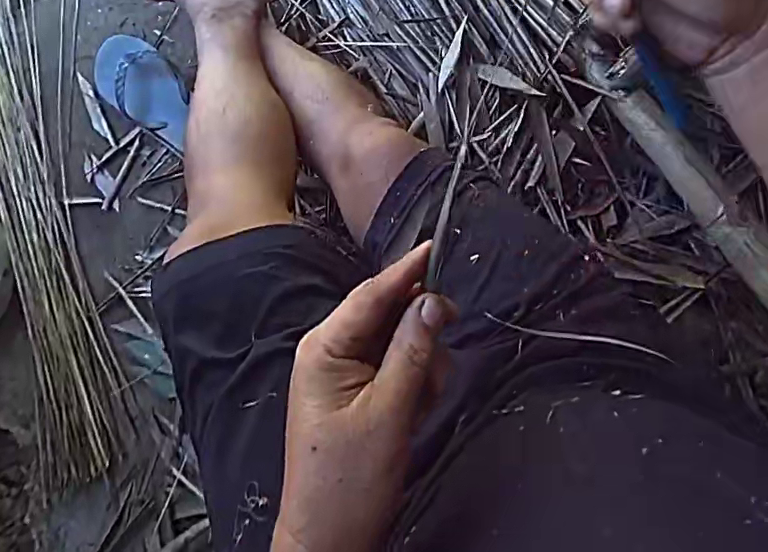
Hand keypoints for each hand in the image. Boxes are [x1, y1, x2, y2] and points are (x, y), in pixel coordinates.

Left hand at [272, 243, 455, 551]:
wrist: (328, 542)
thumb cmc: (349, 483)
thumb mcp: (389, 413)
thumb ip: (413, 350)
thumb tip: (434, 299)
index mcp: (324, 347)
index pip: (371, 293)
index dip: (407, 270)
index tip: (435, 246)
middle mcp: (330, 349)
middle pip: (387, 313)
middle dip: (419, 333)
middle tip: (442, 353)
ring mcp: (342, 368)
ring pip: (397, 338)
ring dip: (420, 363)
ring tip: (422, 404)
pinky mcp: (356, 387)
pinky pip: (395, 363)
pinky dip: (414, 379)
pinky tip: (416, 409)